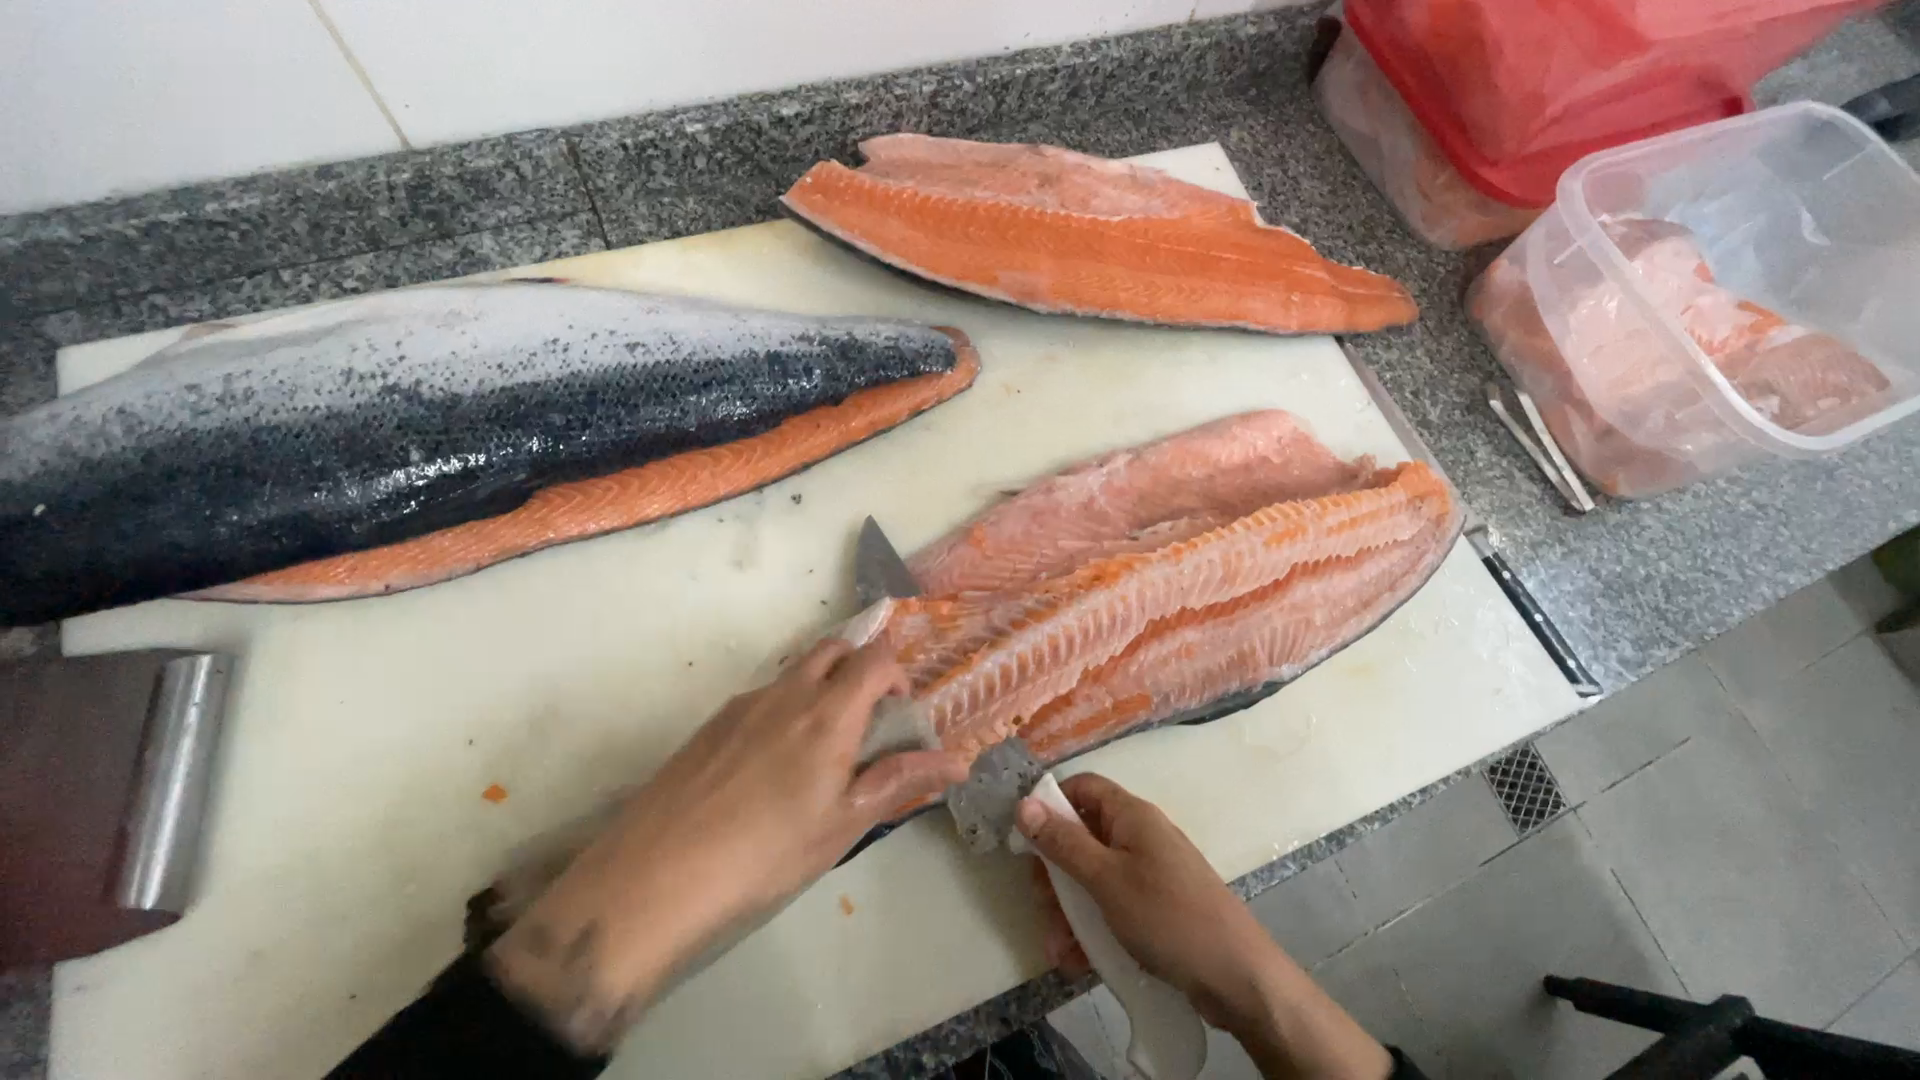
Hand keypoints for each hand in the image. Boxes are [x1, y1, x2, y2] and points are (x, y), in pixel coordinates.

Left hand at [487, 639, 968, 1051]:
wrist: (658, 874)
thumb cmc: (767, 853)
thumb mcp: (843, 824)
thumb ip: (900, 782)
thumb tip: (957, 761)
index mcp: (827, 713)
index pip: (875, 658)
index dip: (896, 672)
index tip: (900, 710)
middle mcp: (786, 693)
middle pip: (833, 648)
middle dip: (859, 665)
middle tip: (866, 716)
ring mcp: (743, 704)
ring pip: (794, 671)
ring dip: (821, 685)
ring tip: (820, 748)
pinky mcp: (711, 723)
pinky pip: (762, 696)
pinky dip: (785, 707)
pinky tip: (771, 767)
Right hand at [1018, 774, 1392, 1079]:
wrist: (1237, 977)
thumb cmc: (1168, 916)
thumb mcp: (1106, 879)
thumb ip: (1063, 843)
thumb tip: (1023, 803)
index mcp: (1131, 815)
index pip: (1082, 788)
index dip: (1051, 804)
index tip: (1024, 837)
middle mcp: (1140, 837)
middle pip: (1082, 837)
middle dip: (1056, 872)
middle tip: (1043, 902)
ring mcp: (1149, 875)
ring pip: (1093, 879)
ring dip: (1070, 910)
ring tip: (1059, 948)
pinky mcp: (1155, 910)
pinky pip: (1112, 908)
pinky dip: (1092, 929)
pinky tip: (1078, 961)